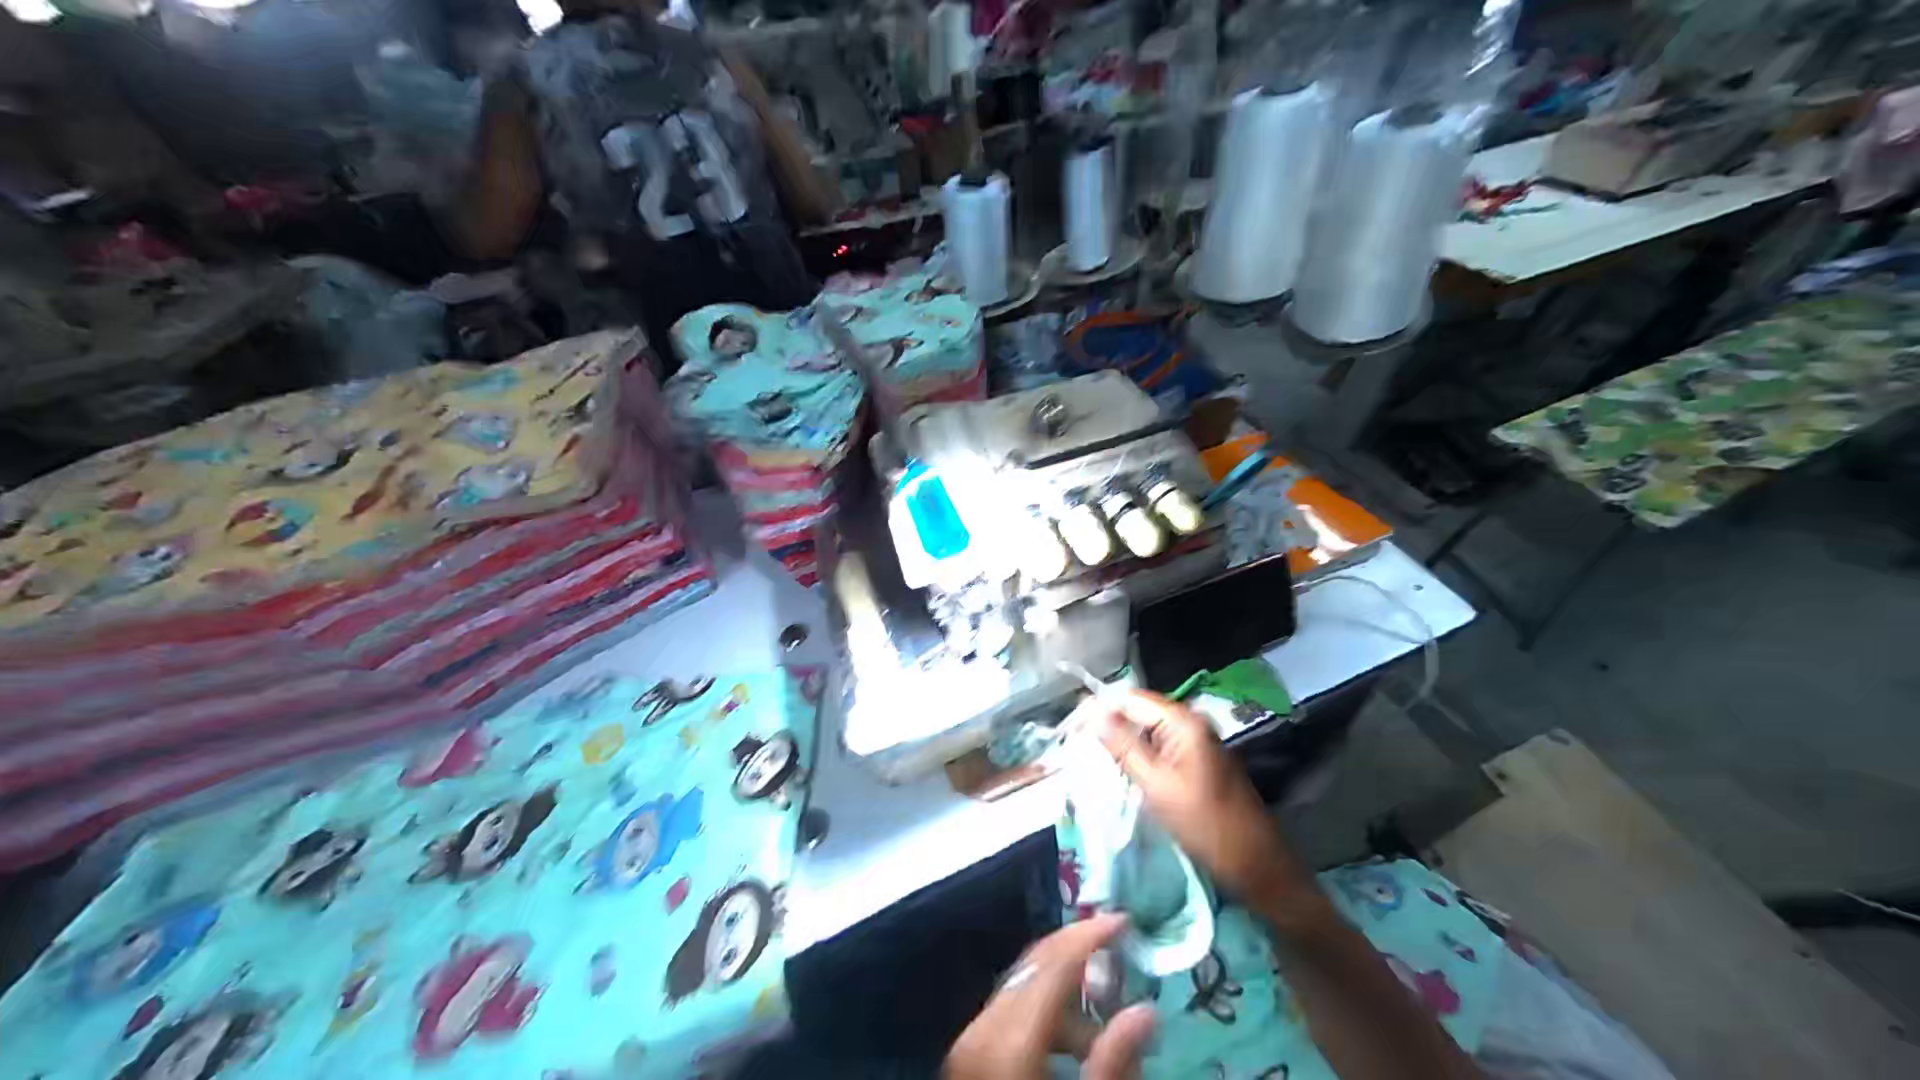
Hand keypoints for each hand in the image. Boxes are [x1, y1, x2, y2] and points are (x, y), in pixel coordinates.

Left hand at [945, 913, 1156, 1079]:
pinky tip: (1074, 1042)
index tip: (1123, 920)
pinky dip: (1045, 1012)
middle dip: (1077, 951)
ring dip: (1065, 990)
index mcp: (1011, 1041)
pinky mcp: (970, 1054)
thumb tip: (1146, 1011)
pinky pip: (1011, 1011)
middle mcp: (984, 1028)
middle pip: (1035, 965)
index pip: (1054, 966)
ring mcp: (971, 1040)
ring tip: (1106, 1018)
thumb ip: (1113, 1064)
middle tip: (1117, 945)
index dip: (1089, 937)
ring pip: (1024, 987)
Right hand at [1095, 692, 1308, 906]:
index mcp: (1184, 721)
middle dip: (1109, 727)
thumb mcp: (1157, 786)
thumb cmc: (1207, 826)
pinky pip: (1160, 747)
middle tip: (1078, 747)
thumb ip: (1124, 746)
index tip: (1071, 728)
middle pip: (1139, 712)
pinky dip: (1140, 757)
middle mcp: (1192, 723)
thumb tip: (1094, 713)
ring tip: (1094, 759)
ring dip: (1123, 744)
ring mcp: (1197, 742)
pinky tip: (1122, 772)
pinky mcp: (1198, 761)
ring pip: (1148, 732)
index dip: (1099, 709)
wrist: (1259, 866)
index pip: (1130, 699)